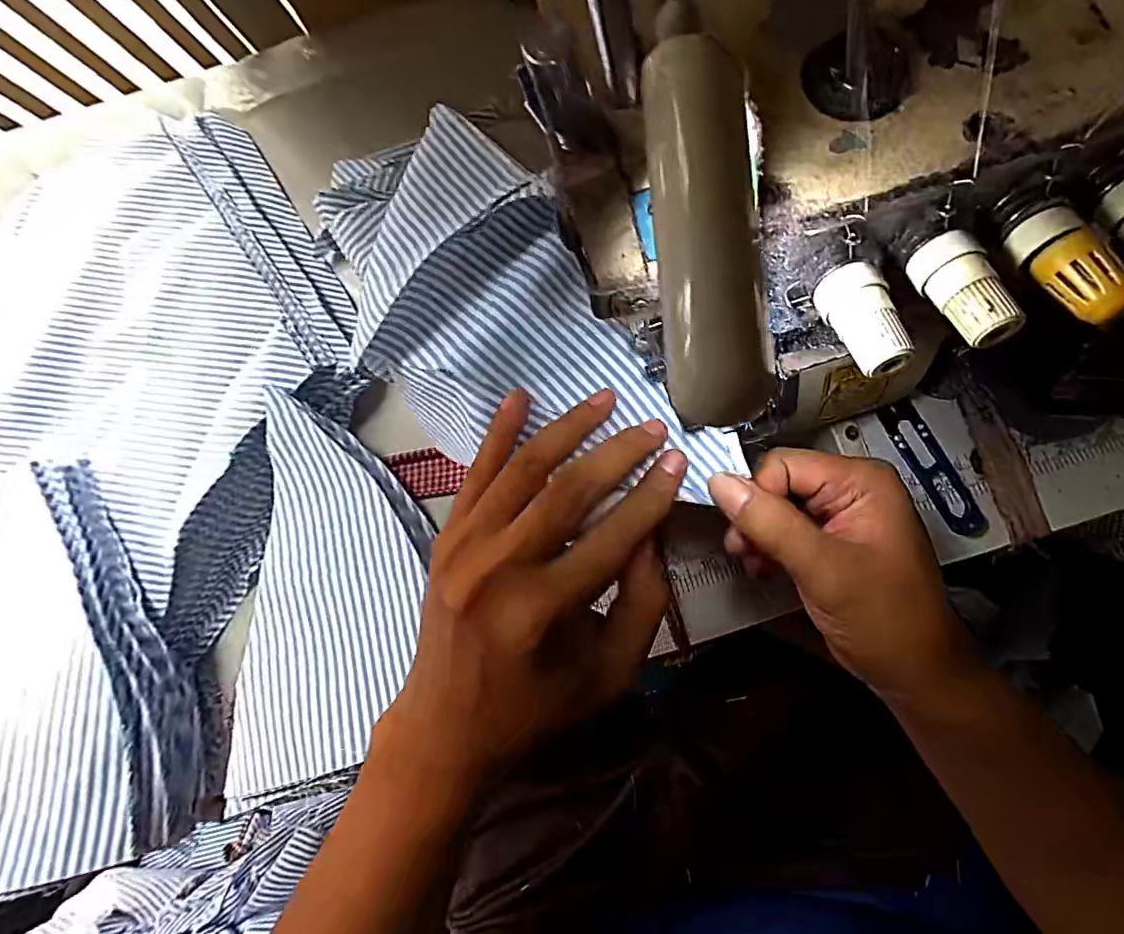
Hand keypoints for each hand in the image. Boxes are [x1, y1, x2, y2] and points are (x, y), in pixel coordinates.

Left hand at [371, 388, 684, 794]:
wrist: (445, 726)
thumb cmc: (536, 707)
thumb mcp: (609, 671)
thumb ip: (641, 601)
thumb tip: (652, 530)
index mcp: (540, 610)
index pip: (610, 538)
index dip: (650, 497)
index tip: (678, 462)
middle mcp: (497, 568)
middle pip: (567, 492)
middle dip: (618, 454)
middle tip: (653, 429)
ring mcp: (463, 547)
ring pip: (523, 470)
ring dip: (567, 429)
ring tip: (604, 399)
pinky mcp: (446, 538)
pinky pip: (477, 474)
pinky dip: (499, 433)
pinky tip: (520, 398)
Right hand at [708, 449, 974, 702]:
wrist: (916, 672)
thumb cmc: (890, 622)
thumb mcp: (824, 569)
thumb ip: (771, 523)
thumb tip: (722, 485)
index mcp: (861, 481)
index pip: (784, 464)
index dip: (758, 496)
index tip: (745, 534)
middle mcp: (851, 489)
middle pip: (778, 483)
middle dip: (756, 518)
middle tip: (746, 551)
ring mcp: (841, 515)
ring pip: (777, 506)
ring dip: (759, 534)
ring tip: (757, 563)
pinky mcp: (830, 540)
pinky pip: (786, 527)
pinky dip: (769, 546)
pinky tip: (766, 567)